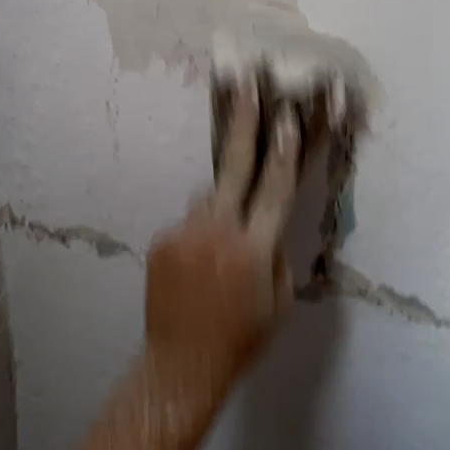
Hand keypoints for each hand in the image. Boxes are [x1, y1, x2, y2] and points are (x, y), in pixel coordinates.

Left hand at [145, 83, 300, 375]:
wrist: (181, 364)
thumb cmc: (242, 338)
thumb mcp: (278, 301)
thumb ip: (274, 254)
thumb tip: (260, 224)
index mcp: (254, 248)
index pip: (275, 186)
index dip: (284, 148)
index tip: (287, 113)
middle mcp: (218, 231)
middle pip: (236, 165)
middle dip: (245, 121)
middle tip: (247, 84)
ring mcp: (184, 233)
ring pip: (209, 199)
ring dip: (220, 206)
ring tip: (219, 249)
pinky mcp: (161, 239)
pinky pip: (188, 223)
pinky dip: (198, 234)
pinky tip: (197, 267)